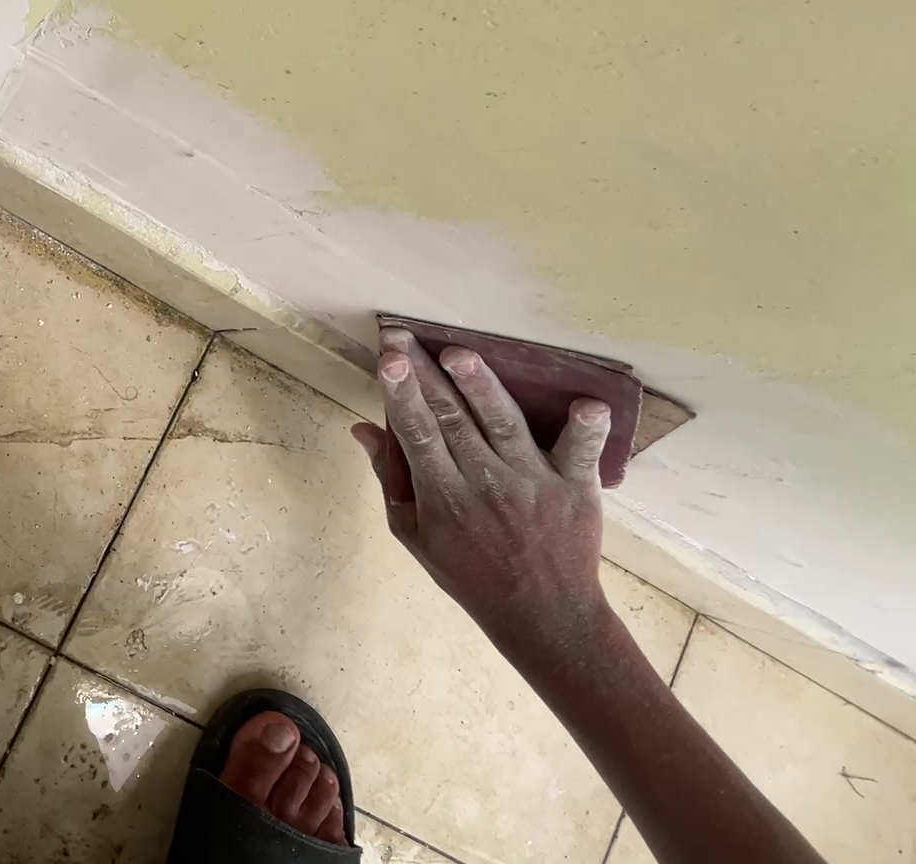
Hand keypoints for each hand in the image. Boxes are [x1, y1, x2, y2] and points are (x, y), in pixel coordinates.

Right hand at [350, 328, 614, 661]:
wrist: (543, 615)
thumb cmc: (466, 572)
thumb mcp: (411, 532)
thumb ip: (390, 477)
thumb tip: (364, 428)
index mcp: (443, 495)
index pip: (416, 433)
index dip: (401, 393)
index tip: (389, 359)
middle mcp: (485, 482)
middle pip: (451, 418)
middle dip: (425, 374)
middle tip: (405, 337)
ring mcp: (533, 483)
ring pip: (503, 424)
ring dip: (481, 386)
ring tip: (460, 354)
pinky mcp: (576, 488)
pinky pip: (581, 454)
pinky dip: (586, 430)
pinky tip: (587, 403)